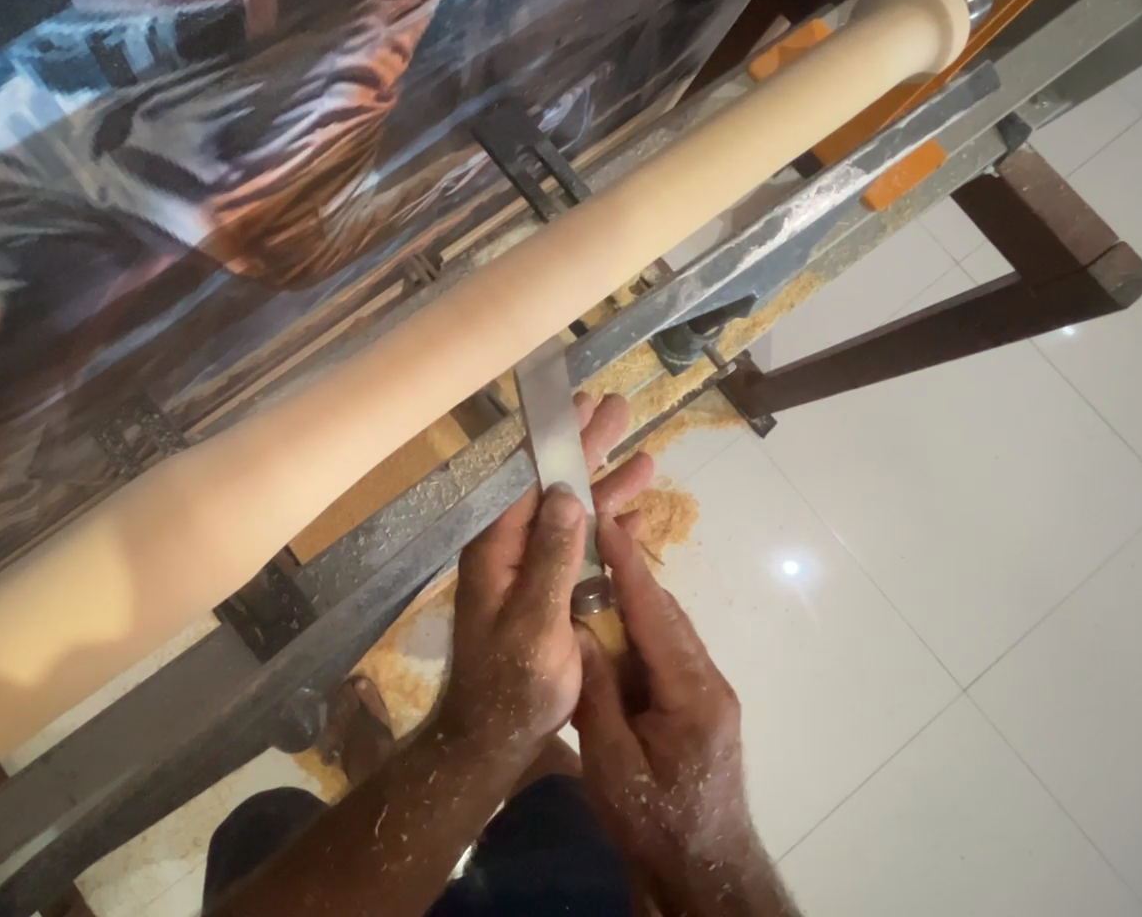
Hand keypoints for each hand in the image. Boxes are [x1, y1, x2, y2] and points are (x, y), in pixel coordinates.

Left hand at [437, 392, 654, 756]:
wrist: (496, 734)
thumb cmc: (511, 683)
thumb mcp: (533, 621)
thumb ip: (551, 558)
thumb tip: (566, 494)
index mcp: (496, 548)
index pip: (529, 479)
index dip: (558, 441)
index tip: (583, 406)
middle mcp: (510, 549)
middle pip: (553, 488)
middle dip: (587, 449)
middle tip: (619, 410)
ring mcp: (531, 570)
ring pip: (573, 518)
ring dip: (607, 488)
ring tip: (646, 459)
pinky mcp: (549, 592)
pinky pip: (581, 552)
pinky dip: (607, 534)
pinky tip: (635, 516)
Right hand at [574, 516, 794, 915]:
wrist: (701, 873)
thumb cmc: (654, 822)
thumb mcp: (612, 762)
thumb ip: (596, 691)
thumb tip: (576, 630)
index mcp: (692, 693)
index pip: (656, 614)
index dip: (628, 566)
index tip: (604, 522)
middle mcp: (707, 682)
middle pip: (665, 614)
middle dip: (627, 576)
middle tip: (586, 541)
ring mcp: (706, 693)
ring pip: (665, 631)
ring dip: (629, 603)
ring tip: (588, 576)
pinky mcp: (696, 705)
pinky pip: (663, 653)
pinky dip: (634, 633)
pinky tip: (604, 632)